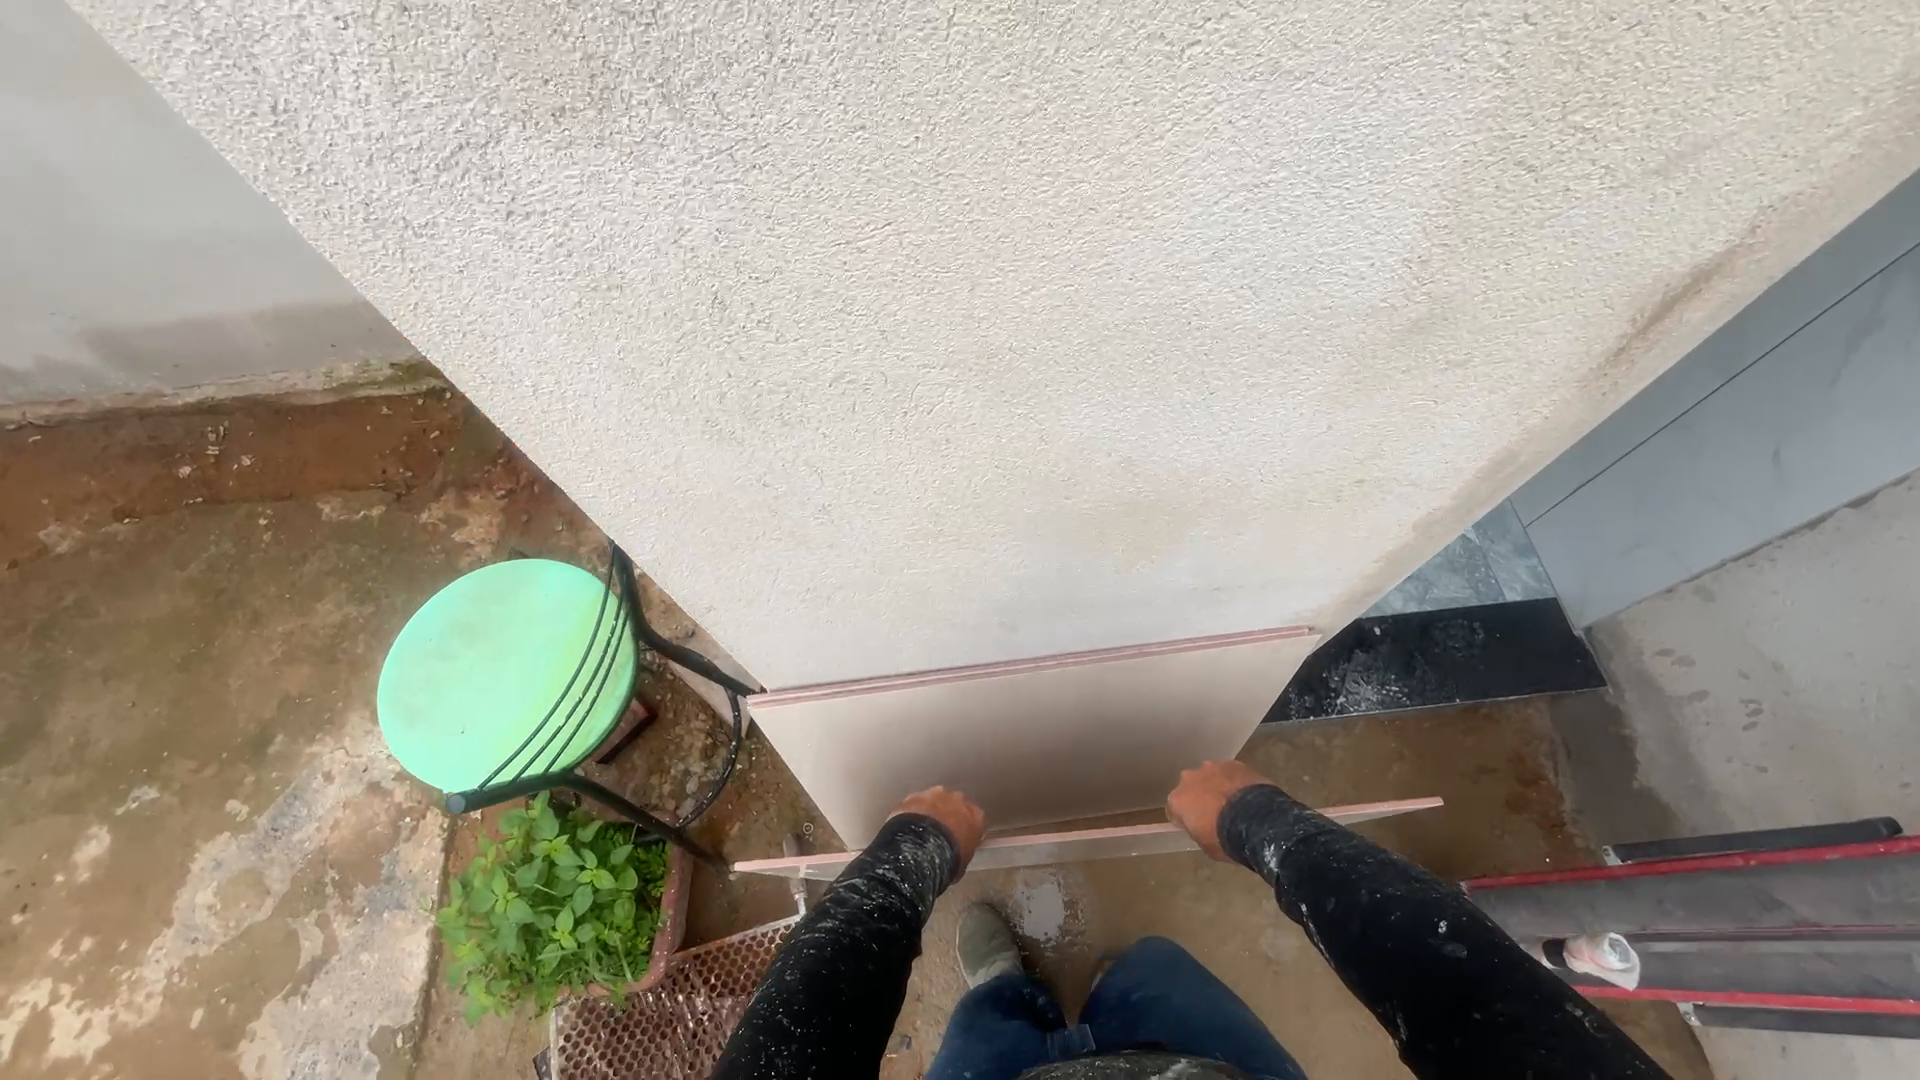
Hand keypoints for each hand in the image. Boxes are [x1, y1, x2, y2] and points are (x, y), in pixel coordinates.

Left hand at [890, 786, 986, 871]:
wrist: (921, 849)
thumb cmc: (947, 859)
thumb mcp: (962, 862)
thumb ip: (963, 851)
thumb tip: (957, 856)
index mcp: (976, 817)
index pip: (975, 819)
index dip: (965, 829)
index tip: (958, 838)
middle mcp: (959, 800)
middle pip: (955, 804)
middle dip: (948, 815)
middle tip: (938, 832)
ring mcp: (936, 794)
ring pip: (935, 799)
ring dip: (930, 810)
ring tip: (921, 828)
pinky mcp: (916, 794)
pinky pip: (916, 802)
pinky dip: (912, 810)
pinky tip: (907, 825)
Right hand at [1167, 760, 1275, 861]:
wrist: (1256, 819)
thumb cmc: (1225, 839)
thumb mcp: (1205, 845)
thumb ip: (1197, 831)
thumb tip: (1202, 826)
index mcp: (1177, 801)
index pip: (1175, 810)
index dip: (1186, 819)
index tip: (1197, 826)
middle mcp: (1188, 779)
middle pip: (1191, 788)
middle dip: (1200, 797)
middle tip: (1217, 813)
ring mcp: (1210, 767)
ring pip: (1209, 776)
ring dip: (1217, 786)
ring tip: (1235, 802)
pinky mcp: (1232, 763)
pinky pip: (1229, 772)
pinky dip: (1235, 781)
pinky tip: (1247, 793)